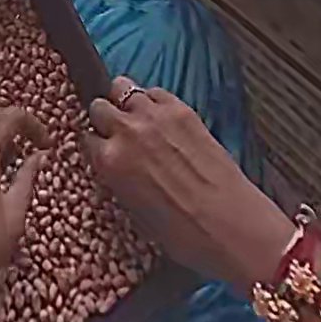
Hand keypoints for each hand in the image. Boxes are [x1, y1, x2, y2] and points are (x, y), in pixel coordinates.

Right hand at [85, 77, 294, 293]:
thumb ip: (119, 181)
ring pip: (123, 87)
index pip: (86, 139)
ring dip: (125, 102)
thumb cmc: (184, 235)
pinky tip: (162, 117)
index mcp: (111, 162)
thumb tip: (116, 167)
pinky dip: (153, 100)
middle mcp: (127, 131)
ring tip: (137, 117)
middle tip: (116, 131)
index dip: (95, 145)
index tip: (101, 149)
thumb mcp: (136, 215)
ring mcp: (155, 115)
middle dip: (104, 118)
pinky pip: (155, 91)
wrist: (234, 226)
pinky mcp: (182, 108)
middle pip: (99, 106)